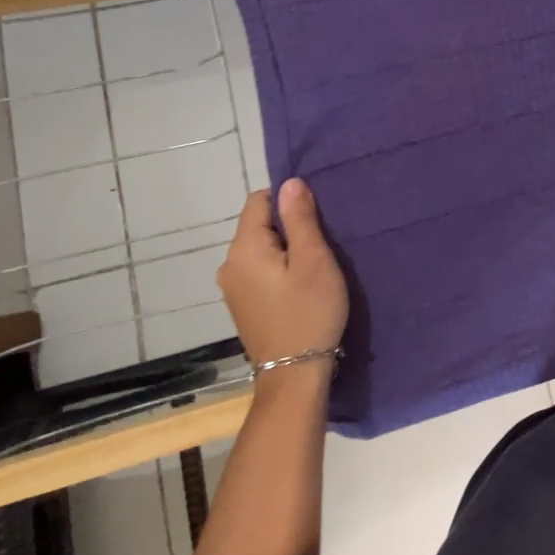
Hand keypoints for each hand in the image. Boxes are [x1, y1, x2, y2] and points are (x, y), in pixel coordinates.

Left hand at [218, 179, 348, 371]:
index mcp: (244, 249)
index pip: (259, 201)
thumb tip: (290, 183)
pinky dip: (280, 268)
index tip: (318, 218)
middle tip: (324, 244)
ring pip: (261, 249)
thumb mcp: (313, 261)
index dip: (289, 200)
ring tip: (316, 265)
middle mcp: (229, 264)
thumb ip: (301, 220)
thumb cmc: (309, 311)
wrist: (294, 371)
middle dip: (290, 227)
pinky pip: (260, 269)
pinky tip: (301, 285)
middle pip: (259, 225)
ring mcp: (232, 286)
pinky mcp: (242, 303)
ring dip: (287, 249)